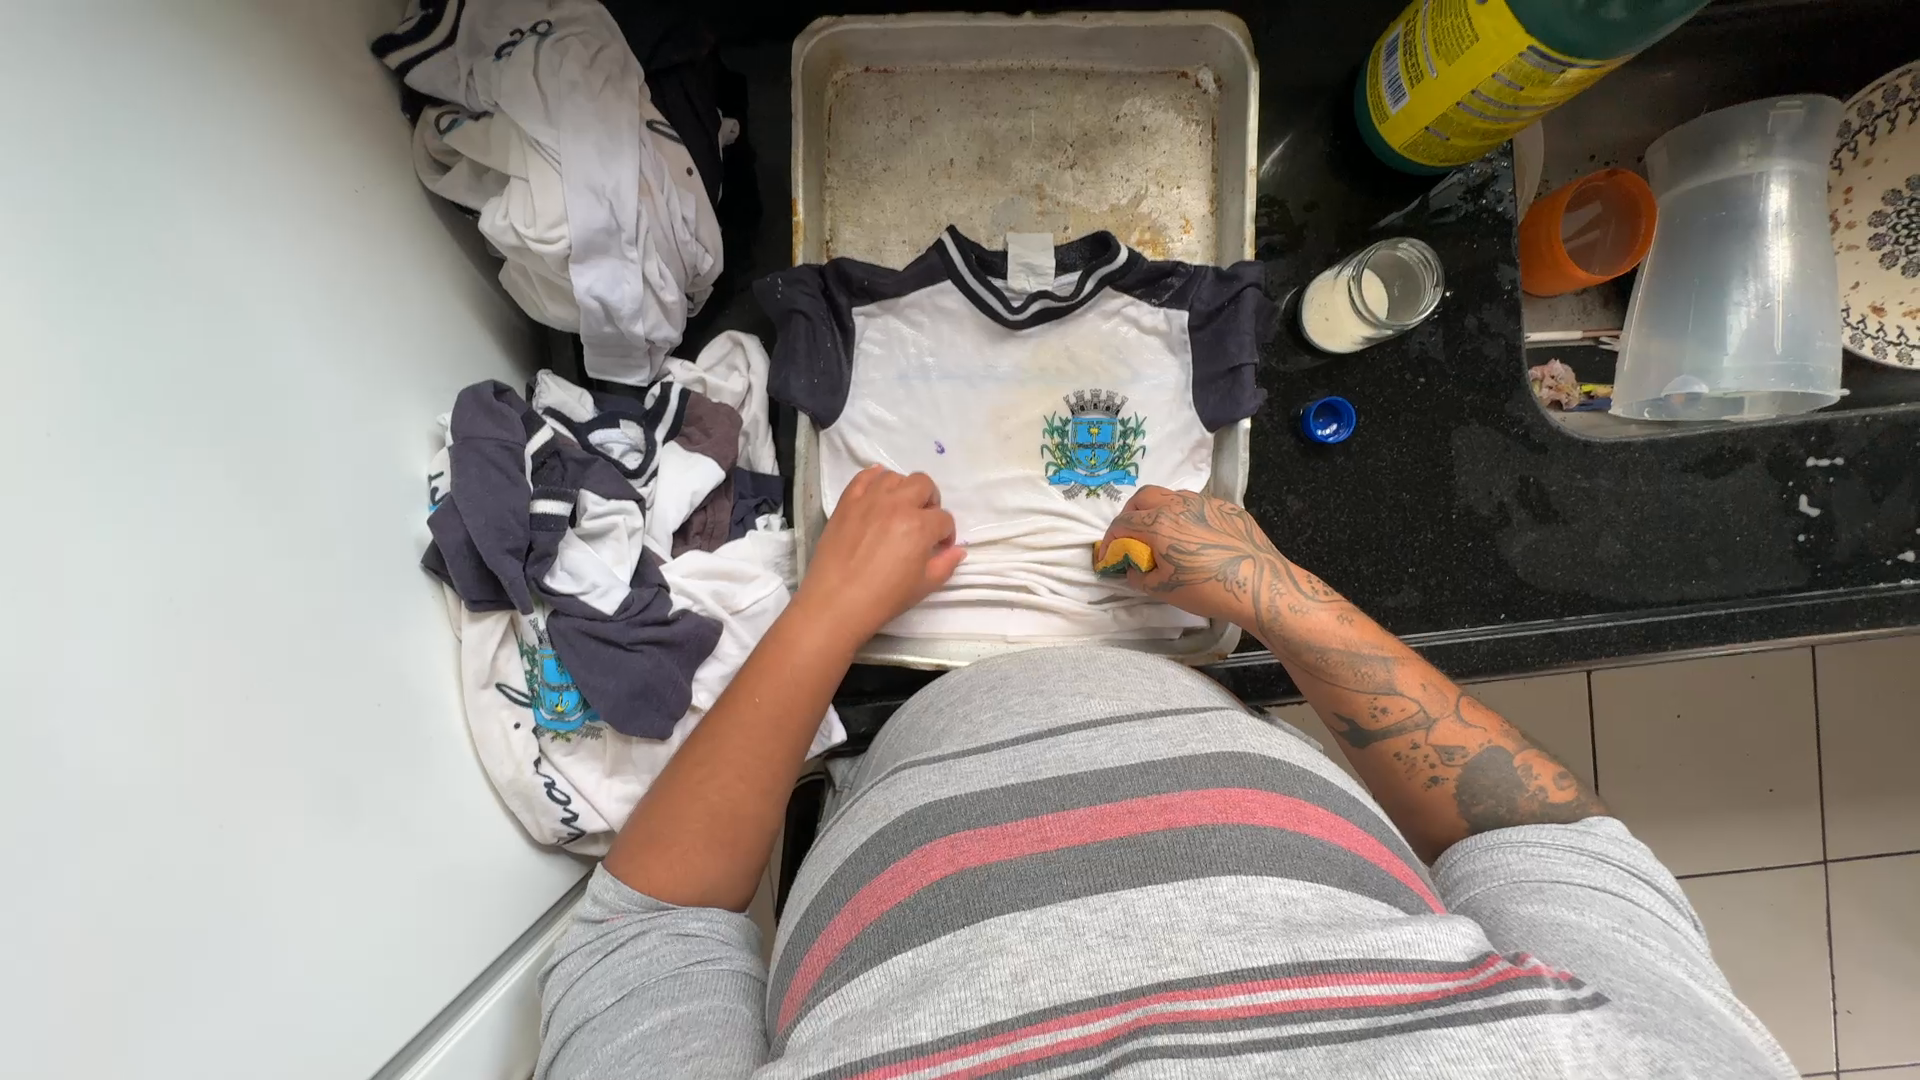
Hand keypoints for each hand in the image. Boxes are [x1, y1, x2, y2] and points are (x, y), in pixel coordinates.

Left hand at [793, 466, 965, 643]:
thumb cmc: (884, 598)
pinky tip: (878, 490)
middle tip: (924, 521)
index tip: (940, 547)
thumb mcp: (924, 586)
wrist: (836, 602)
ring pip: (894, 477)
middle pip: (924, 484)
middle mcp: (897, 505)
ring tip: (899, 508)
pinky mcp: (847, 502)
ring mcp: (869, 500)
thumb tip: (957, 551)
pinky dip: (874, 478)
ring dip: (903, 489)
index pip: (944, 519)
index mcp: (920, 526)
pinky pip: (864, 477)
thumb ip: (945, 564)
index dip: (946, 534)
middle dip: (931, 501)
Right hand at [1100, 485, 1283, 624]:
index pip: (1122, 523)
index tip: (1109, 556)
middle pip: (1143, 497)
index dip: (1110, 540)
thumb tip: (1132, 568)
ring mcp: (1206, 503)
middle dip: (1131, 514)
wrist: (1260, 586)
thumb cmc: (1207, 589)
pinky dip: (1186, 515)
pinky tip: (1194, 536)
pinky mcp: (1228, 508)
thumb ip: (1138, 576)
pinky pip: (1199, 504)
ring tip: (1162, 533)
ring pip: (1172, 495)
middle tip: (1131, 535)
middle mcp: (1179, 505)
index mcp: (1158, 523)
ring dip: (1158, 510)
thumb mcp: (1163, 590)